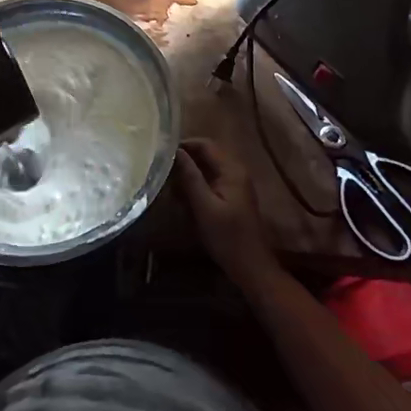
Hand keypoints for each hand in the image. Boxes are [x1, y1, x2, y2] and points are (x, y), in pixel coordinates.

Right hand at [174, 139, 278, 284]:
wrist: (250, 265)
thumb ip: (190, 177)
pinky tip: (180, 196)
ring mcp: (234, 185)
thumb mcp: (204, 206)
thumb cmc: (227, 236)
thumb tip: (176, 152)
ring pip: (207, 169)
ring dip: (188, 174)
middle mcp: (235, 171)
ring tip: (167, 183)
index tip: (162, 151)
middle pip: (207, 155)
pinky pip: (210, 182)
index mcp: (232, 170)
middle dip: (185, 160)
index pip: (206, 145)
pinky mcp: (230, 197)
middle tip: (161, 168)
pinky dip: (195, 186)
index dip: (185, 145)